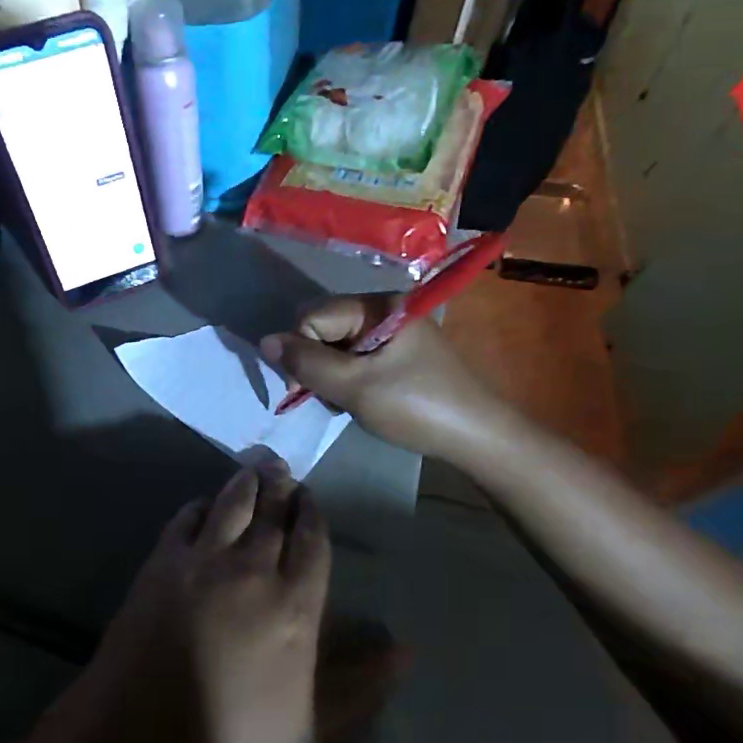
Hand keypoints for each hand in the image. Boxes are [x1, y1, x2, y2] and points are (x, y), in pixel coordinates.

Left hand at [55, 457, 399, 742]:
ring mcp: (200, 564)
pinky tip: (205, 504)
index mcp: (296, 604)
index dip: (312, 512)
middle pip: (272, 511)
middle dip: (281, 485)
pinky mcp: (157, 568)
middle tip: (283, 466)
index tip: (311, 496)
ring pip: (230, 503)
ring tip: (255, 465)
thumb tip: (408, 648)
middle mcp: (251, 570)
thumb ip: (363, 683)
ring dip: (245, 481)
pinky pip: (185, 519)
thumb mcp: (315, 730)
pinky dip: (201, 505)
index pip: (311, 538)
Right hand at [261, 295, 513, 461]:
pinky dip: (353, 381)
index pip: (315, 316)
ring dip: (335, 377)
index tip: (301, 391)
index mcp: (380, 305)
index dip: (300, 351)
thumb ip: (308, 363)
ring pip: (341, 347)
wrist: (477, 437)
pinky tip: (365, 403)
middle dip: (318, 365)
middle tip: (332, 399)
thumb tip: (265, 341)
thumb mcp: (356, 386)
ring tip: (351, 404)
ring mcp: (397, 333)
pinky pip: (361, 360)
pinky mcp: (404, 356)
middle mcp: (387, 310)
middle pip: (327, 328)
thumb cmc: (416, 407)